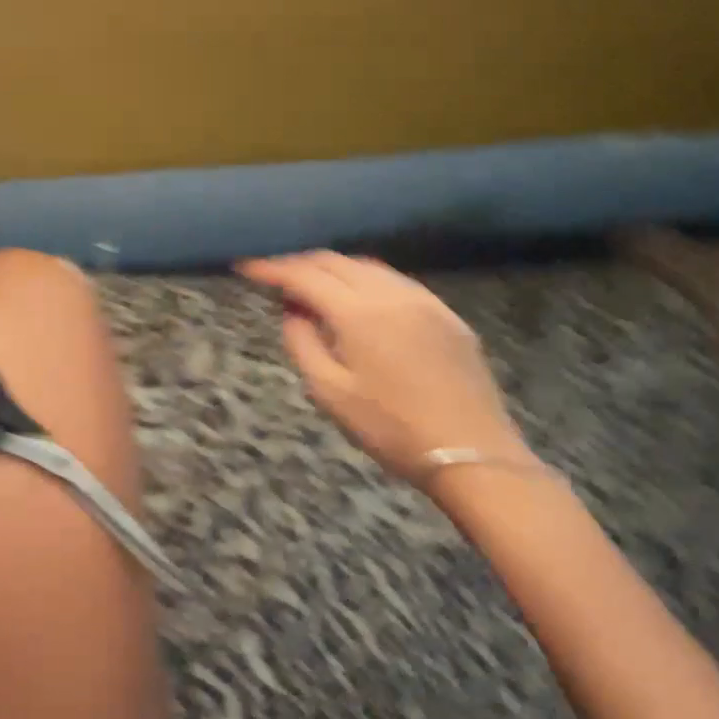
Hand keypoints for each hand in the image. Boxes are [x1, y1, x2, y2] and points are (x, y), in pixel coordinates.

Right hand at [236, 252, 528, 488]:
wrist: (473, 455)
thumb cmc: (390, 428)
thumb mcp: (328, 391)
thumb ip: (302, 342)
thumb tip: (293, 310)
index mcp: (359, 314)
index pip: (305, 276)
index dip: (271, 268)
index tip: (246, 267)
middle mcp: (393, 296)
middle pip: (336, 262)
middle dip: (300, 264)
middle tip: (274, 276)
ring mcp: (426, 303)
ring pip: (368, 268)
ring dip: (333, 269)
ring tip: (311, 285)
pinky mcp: (448, 317)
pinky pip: (397, 282)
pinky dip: (366, 280)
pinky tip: (358, 298)